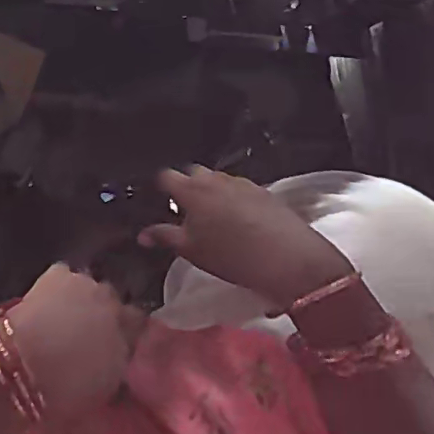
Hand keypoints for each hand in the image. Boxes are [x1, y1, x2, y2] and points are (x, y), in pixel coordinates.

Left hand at [5, 264, 142, 419]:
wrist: (26, 363)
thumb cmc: (65, 391)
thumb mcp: (102, 389)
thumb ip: (115, 366)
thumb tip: (114, 357)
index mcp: (128, 339)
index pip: (137, 324)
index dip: (124, 329)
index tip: (113, 338)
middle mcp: (115, 307)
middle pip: (114, 301)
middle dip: (103, 310)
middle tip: (86, 326)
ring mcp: (89, 285)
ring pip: (90, 286)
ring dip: (81, 296)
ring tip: (64, 311)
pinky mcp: (60, 272)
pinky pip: (64, 274)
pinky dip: (57, 283)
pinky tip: (46, 296)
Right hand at [139, 166, 353, 310]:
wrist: (291, 260)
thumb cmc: (232, 256)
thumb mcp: (191, 250)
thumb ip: (164, 237)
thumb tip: (142, 234)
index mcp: (191, 189)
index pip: (164, 176)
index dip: (159, 187)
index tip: (157, 200)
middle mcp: (214, 178)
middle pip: (192, 173)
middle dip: (186, 186)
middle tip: (184, 211)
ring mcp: (241, 182)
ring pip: (217, 181)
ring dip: (211, 192)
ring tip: (213, 218)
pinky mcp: (264, 191)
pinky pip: (239, 189)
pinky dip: (233, 199)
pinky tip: (239, 221)